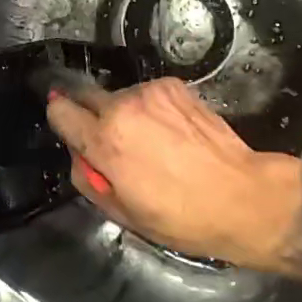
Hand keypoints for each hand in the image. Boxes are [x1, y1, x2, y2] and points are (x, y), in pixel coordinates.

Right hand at [46, 77, 300, 268]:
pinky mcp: (173, 85)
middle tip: (107, 140)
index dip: (61, 120)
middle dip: (87, 113)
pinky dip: (149, 108)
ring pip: (118, 96)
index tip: (70, 129)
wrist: (242, 196)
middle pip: (83, 94)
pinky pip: (145, 94)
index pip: (59, 110)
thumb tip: (78, 151)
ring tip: (149, 141)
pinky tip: (170, 131)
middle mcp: (122, 106)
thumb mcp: (122, 212)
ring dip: (122, 113)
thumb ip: (86, 177)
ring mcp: (150, 91)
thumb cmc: (180, 216)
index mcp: (104, 141)